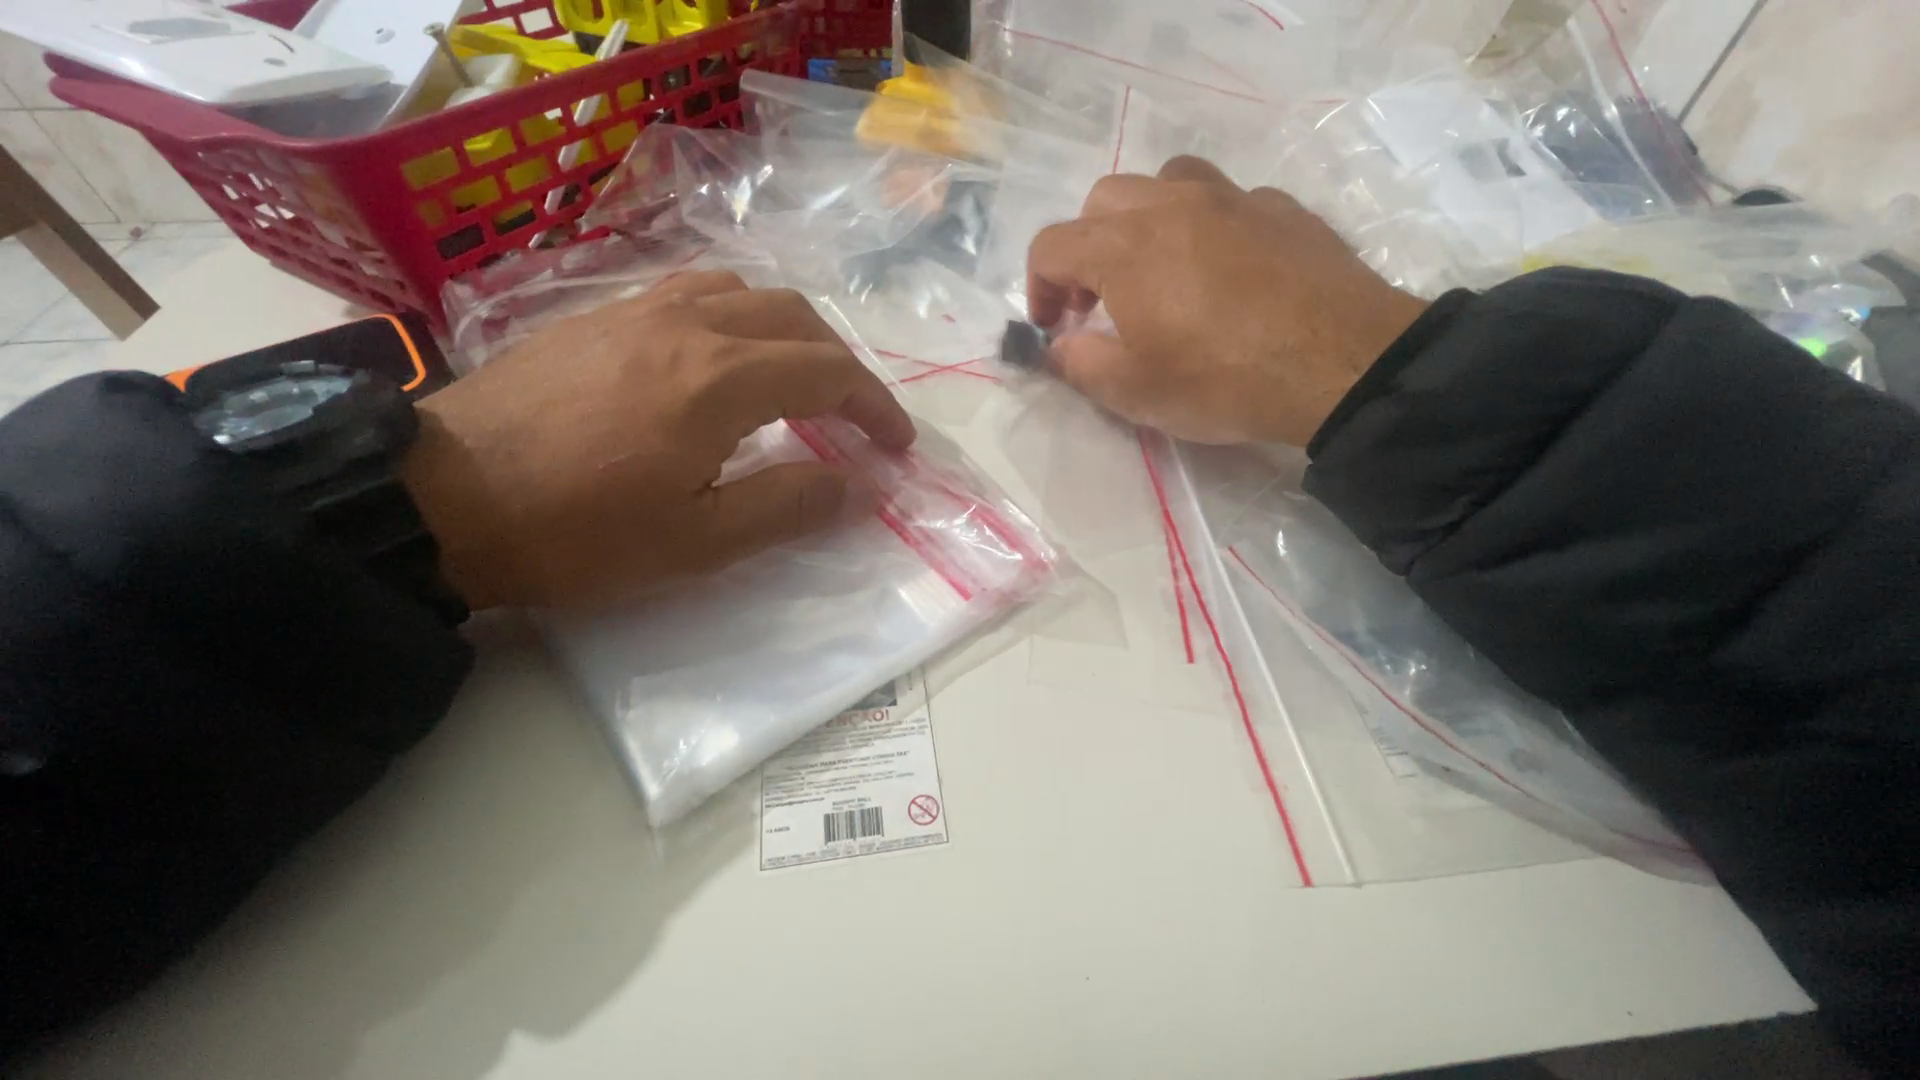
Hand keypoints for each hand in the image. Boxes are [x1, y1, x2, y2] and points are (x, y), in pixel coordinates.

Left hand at [402, 272, 915, 609]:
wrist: (439, 501)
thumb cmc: (577, 534)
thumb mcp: (698, 542)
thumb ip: (788, 506)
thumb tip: (857, 485)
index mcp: (720, 381)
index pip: (830, 375)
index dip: (877, 408)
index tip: (896, 446)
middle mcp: (688, 326)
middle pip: (795, 319)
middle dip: (842, 365)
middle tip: (854, 417)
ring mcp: (636, 312)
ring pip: (742, 293)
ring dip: (788, 332)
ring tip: (792, 380)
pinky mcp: (594, 317)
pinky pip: (689, 293)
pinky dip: (734, 319)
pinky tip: (716, 360)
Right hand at [1027, 157, 1430, 445]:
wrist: (1342, 364)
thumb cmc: (1223, 379)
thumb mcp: (1133, 391)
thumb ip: (1078, 364)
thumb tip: (1057, 346)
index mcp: (1124, 246)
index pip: (1052, 246)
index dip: (1038, 289)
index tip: (1053, 329)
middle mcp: (1171, 204)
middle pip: (1102, 201)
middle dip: (1085, 249)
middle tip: (1097, 303)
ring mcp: (1232, 198)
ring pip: (1165, 181)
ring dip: (1142, 221)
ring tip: (1157, 270)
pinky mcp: (1282, 208)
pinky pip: (1225, 201)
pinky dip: (1205, 227)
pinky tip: (1224, 272)